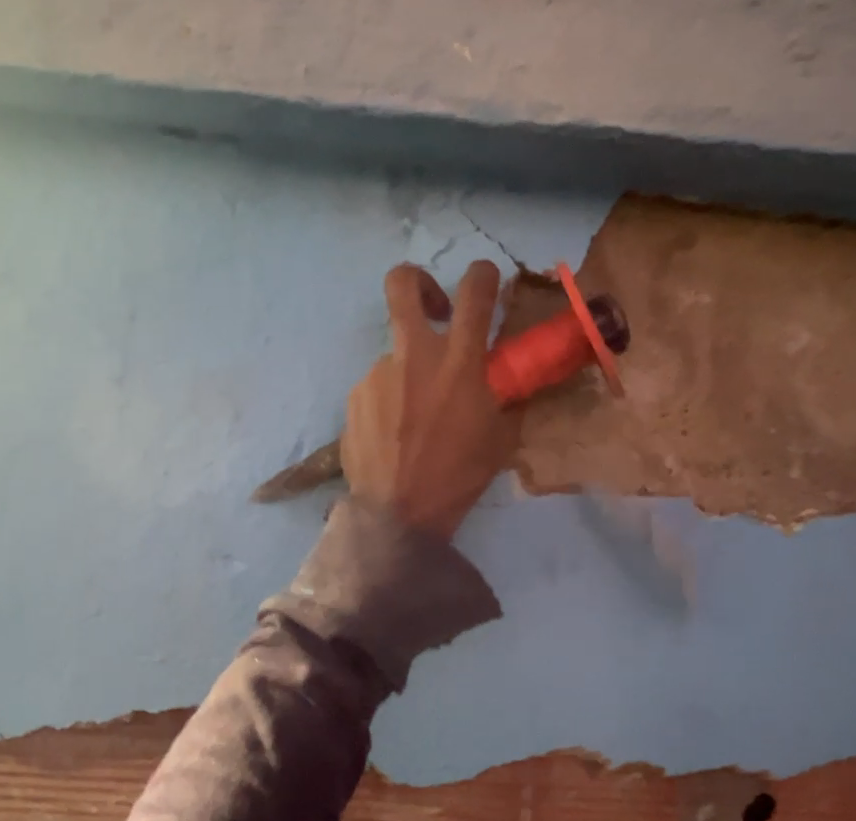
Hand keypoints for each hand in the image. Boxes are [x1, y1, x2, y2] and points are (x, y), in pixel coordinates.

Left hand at [342, 261, 518, 539]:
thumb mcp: (498, 438)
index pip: (475, 289)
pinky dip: (389, 404)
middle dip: (418, 281)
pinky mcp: (355, 397)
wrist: (398, 512)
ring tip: (414, 423)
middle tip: (432, 307)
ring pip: (395, 355)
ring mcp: (378, 374)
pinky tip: (393, 438)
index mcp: (460, 362)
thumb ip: (500, 397)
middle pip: (402, 282)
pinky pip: (378, 389)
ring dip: (408, 375)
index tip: (485, 283)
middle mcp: (414, 355)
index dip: (483, 274)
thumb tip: (499, 380)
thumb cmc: (458, 477)